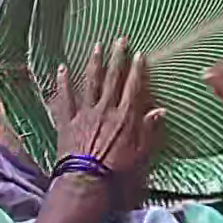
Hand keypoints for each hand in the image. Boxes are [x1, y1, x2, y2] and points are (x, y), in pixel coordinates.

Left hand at [35, 38, 163, 222]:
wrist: (85, 183)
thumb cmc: (117, 172)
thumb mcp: (141, 154)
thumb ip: (149, 130)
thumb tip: (161, 110)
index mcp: (125, 116)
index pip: (133, 87)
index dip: (137, 70)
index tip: (140, 54)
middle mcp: (105, 109)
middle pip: (113, 79)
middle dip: (118, 58)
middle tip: (120, 39)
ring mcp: (84, 113)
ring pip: (90, 82)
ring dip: (94, 63)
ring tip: (97, 46)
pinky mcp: (67, 121)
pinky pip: (64, 98)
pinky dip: (63, 82)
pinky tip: (61, 68)